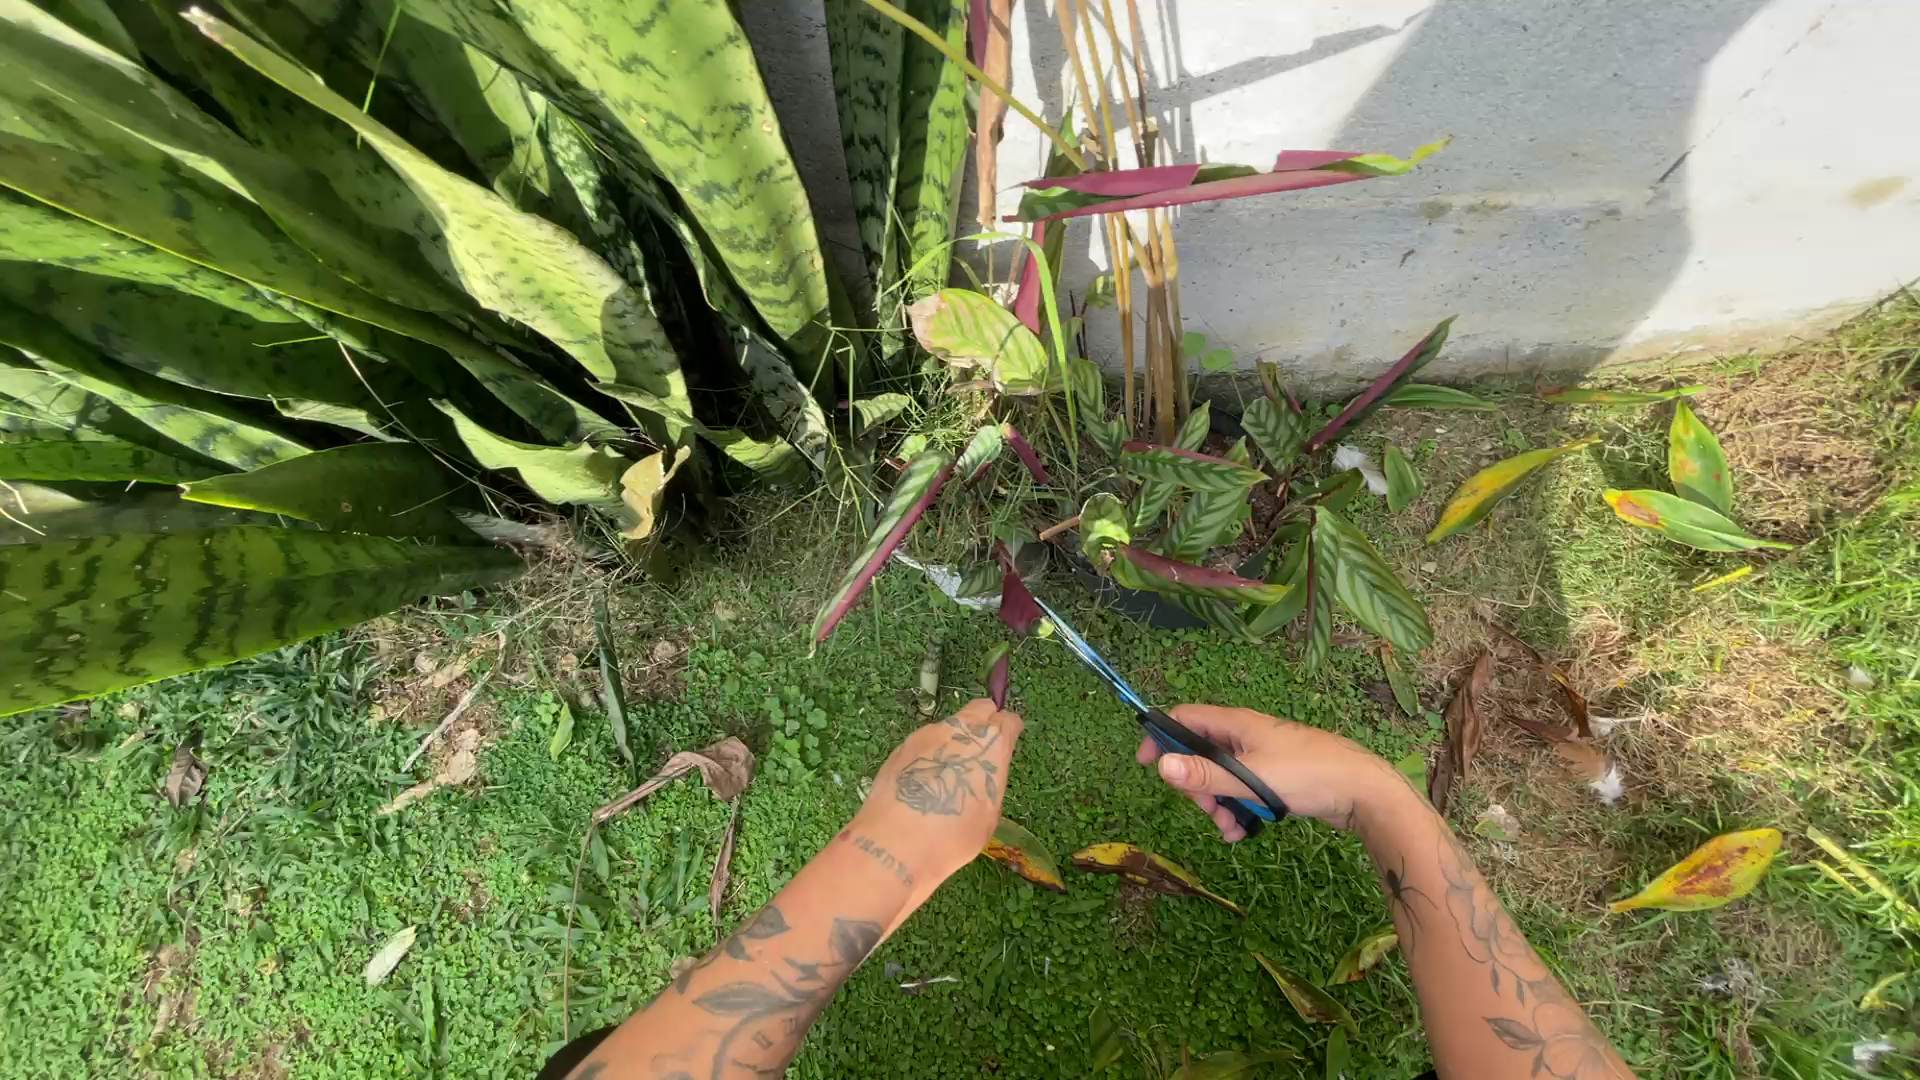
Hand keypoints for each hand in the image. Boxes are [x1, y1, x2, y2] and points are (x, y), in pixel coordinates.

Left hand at [849, 699, 1022, 909]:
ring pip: (949, 726)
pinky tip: (922, 781)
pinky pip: (925, 742)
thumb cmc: (954, 836)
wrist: (896, 843)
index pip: (1008, 720)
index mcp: (991, 743)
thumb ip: (991, 781)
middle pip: (979, 709)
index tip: (1006, 744)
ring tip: (946, 774)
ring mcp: (929, 733)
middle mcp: (961, 728)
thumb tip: (984, 771)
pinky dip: (930, 754)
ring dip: (954, 741)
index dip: (1009, 731)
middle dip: (984, 722)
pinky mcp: (903, 745)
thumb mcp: (989, 813)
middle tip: (980, 750)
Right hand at [1136, 704, 1410, 839]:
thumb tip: (1160, 766)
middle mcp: (1245, 735)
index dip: (1162, 737)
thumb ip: (1205, 775)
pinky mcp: (1278, 777)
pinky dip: (1238, 807)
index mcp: (1235, 723)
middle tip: (1204, 808)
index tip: (1148, 764)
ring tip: (1228, 828)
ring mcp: (1262, 756)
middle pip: (1201, 752)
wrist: (1366, 792)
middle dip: (1196, 783)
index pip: (1184, 719)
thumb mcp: (1250, 778)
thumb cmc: (1306, 774)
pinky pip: (1244, 789)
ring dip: (1217, 802)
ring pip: (1223, 775)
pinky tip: (1243, 831)